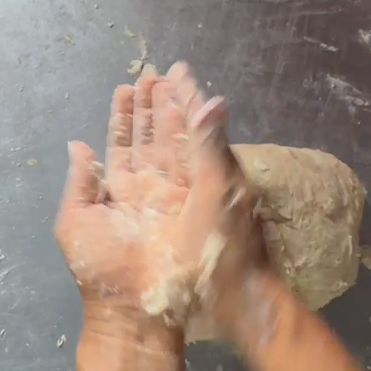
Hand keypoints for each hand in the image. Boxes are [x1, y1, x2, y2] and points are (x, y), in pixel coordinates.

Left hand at [55, 66, 188, 326]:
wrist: (133, 308)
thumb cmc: (99, 267)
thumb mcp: (75, 221)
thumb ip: (79, 182)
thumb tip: (76, 144)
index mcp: (115, 189)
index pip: (120, 143)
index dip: (123, 116)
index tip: (125, 88)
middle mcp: (144, 185)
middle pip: (148, 136)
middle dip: (149, 105)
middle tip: (151, 73)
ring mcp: (170, 191)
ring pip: (169, 140)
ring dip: (168, 110)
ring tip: (168, 79)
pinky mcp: (192, 199)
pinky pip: (190, 158)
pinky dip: (189, 131)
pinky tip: (187, 105)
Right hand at [149, 63, 272, 342]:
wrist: (235, 302)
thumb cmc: (225, 249)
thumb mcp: (218, 192)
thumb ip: (212, 146)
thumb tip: (215, 99)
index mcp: (211, 166)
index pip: (195, 119)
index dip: (183, 94)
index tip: (174, 69)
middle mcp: (198, 175)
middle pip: (175, 129)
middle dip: (162, 102)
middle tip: (149, 74)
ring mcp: (186, 196)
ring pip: (163, 149)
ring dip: (150, 122)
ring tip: (136, 98)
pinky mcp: (173, 215)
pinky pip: (154, 173)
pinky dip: (143, 153)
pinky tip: (134, 151)